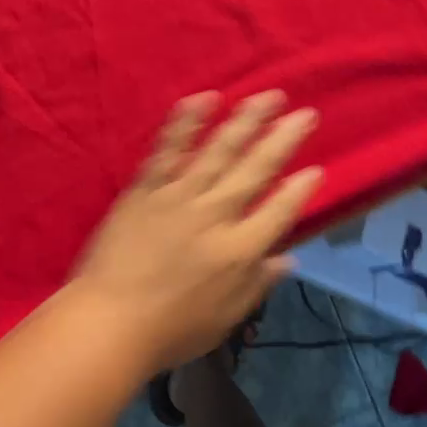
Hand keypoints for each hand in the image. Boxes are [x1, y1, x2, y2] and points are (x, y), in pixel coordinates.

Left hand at [66, 91, 322, 371]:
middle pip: (256, 171)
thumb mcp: (225, 319)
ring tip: (268, 96)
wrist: (110, 322)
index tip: (316, 169)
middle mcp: (216, 216)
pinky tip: (204, 98)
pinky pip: (169, 148)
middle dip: (283, 140)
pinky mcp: (147, 188)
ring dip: (246, 120)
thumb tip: (289, 258)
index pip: (279, 213)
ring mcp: (180, 197)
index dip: (300, 190)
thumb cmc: (169, 331)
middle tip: (305, 114)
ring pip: (219, 150)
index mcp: (240, 252)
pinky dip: (186, 122)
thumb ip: (257, 284)